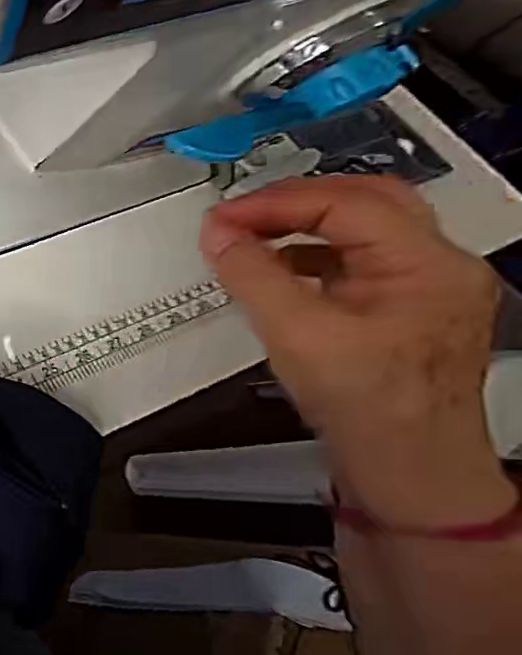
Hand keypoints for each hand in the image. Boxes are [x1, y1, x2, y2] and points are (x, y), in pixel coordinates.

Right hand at [201, 175, 510, 527]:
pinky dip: (308, 249)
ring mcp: (423, 284)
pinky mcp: (401, 302)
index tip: (220, 218)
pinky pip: (355, 256)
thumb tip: (218, 233)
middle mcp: (437, 266)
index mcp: (425, 266)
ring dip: (300, 221)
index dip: (276, 203)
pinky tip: (272, 265)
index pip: (348, 205)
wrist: (403, 454)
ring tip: (245, 234)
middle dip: (293, 200)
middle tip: (234, 214)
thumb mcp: (294, 331)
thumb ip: (252, 275)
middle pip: (368, 201)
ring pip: (364, 225)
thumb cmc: (362, 398)